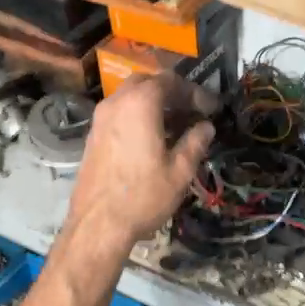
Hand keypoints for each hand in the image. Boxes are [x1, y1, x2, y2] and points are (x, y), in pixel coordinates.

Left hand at [62, 73, 215, 251]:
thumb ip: (195, 143)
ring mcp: (101, 119)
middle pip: (147, 83)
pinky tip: (152, 140)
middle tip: (191, 113)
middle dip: (172, 93)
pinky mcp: (94, 136)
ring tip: (175, 128)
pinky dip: (138, 117)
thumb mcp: (179, 172)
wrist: (98, 224)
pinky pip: (120, 114)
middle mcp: (117, 102)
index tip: (211, 109)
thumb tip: (206, 127)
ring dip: (154, 105)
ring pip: (130, 98)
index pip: (171, 82)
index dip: (195, 92)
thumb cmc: (143, 197)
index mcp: (140, 104)